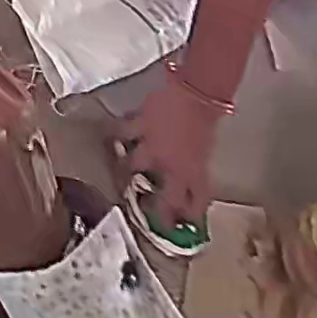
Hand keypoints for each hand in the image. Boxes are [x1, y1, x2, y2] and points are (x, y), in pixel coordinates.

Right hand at [118, 83, 222, 226]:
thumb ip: (193, 170)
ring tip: (115, 167)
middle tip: (142, 207)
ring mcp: (152, 146)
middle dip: (153, 209)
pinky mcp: (139, 125)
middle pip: (161, 200)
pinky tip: (111, 133)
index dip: (186, 217)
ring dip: (122, 167)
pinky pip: (122, 131)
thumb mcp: (203, 153)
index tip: (180, 223)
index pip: (193, 204)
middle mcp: (172, 166)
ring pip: (130, 164)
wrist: (196, 95)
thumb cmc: (205, 123)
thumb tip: (185, 184)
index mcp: (193, 173)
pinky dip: (116, 132)